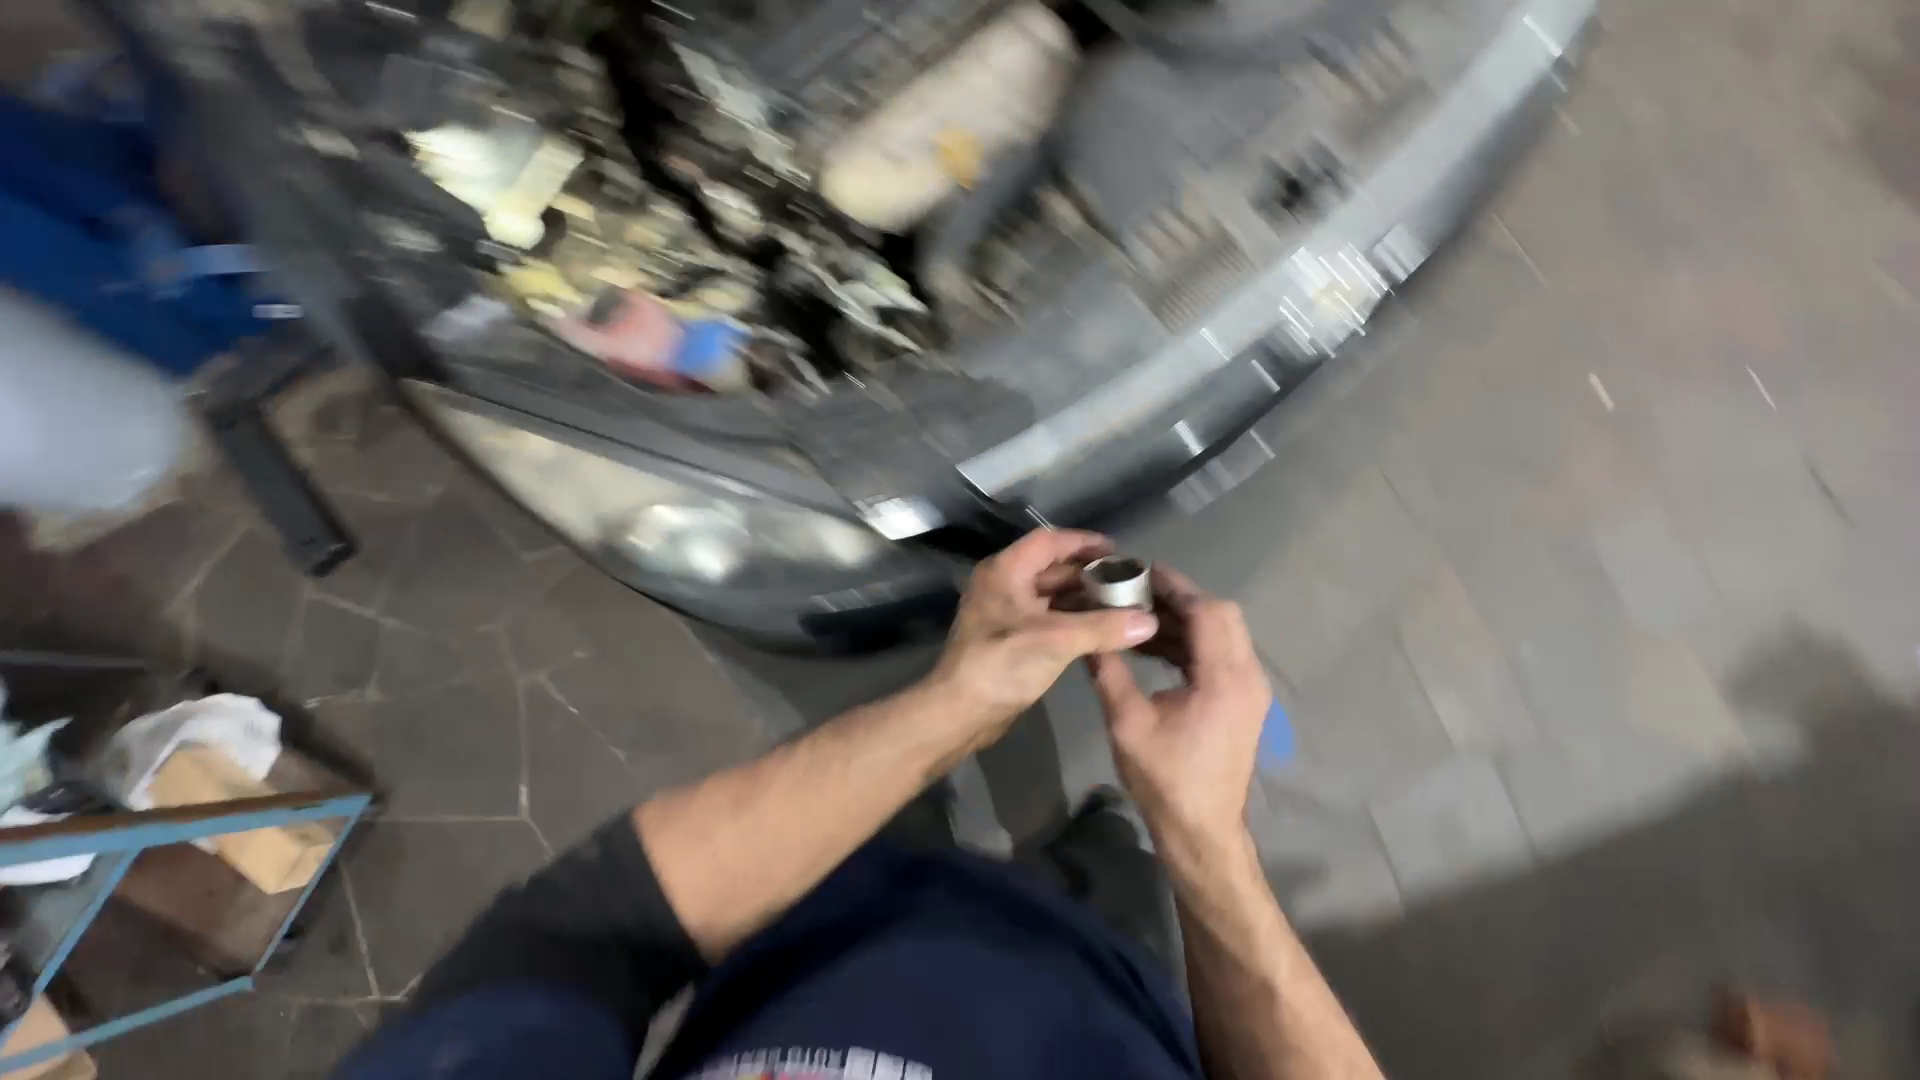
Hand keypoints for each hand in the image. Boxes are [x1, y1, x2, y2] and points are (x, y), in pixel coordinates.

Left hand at [930, 529, 1160, 744]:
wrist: (962, 710)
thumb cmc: (1003, 664)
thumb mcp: (1057, 640)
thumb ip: (1104, 627)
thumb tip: (1149, 620)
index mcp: (1005, 571)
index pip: (1049, 543)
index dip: (1083, 543)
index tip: (1117, 552)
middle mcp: (1003, 585)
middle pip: (1051, 569)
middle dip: (1089, 575)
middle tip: (1126, 584)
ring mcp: (1005, 613)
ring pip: (1050, 595)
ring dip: (1082, 599)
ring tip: (1120, 606)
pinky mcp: (1010, 638)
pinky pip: (1046, 618)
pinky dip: (1072, 620)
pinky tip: (1099, 630)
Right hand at [1087, 565, 1269, 850]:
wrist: (1202, 830)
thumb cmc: (1165, 779)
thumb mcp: (1127, 722)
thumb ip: (1108, 671)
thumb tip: (1088, 633)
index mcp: (1224, 678)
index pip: (1206, 611)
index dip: (1174, 586)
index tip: (1140, 570)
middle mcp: (1247, 676)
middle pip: (1222, 615)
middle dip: (1181, 598)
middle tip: (1138, 591)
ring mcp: (1251, 690)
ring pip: (1224, 634)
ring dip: (1187, 621)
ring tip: (1141, 616)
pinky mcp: (1244, 702)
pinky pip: (1222, 655)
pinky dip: (1193, 643)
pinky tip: (1156, 647)